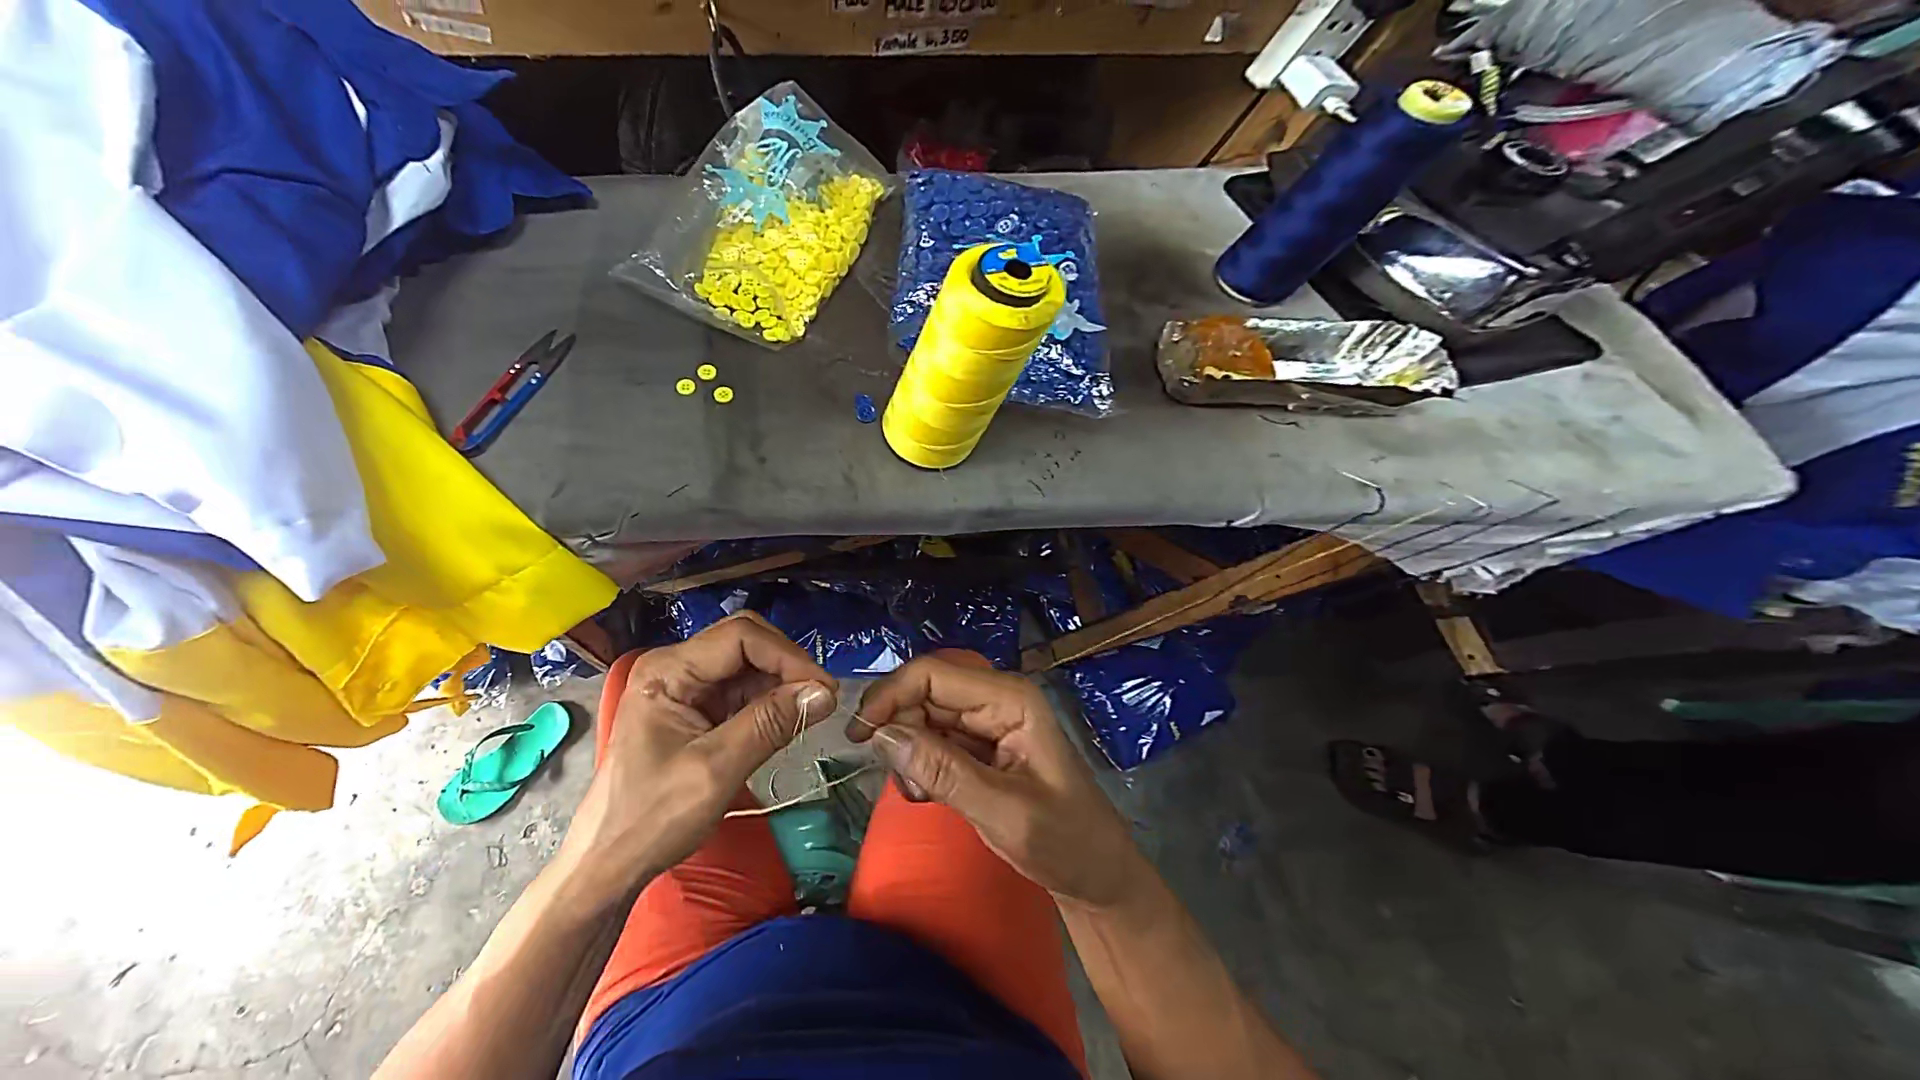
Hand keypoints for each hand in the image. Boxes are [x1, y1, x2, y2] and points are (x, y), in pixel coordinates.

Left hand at [561, 613, 835, 890]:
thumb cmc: (652, 818)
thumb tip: (825, 693)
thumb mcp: (716, 770)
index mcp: (667, 671)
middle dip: (788, 665)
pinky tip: (791, 720)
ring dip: (784, 684)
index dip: (788, 656)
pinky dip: (772, 701)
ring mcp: (688, 687)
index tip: (824, 689)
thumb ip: (769, 724)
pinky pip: (746, 691)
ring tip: (813, 711)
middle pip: (747, 643)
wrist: (610, 863)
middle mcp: (676, 668)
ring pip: (751, 665)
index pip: (741, 637)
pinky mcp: (699, 709)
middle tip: (822, 698)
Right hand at [849, 656, 1145, 909]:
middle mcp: (995, 700)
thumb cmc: (1065, 842)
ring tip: (921, 795)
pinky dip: (919, 765)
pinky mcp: (978, 747)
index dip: (890, 695)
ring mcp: (987, 723)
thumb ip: (943, 771)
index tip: (860, 736)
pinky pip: (932, 741)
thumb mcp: (1004, 811)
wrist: (1097, 876)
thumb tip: (882, 736)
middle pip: (923, 693)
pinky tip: (928, 795)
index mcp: (1010, 699)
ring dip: (907, 752)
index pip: (932, 674)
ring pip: (922, 717)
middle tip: (901, 781)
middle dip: (898, 730)